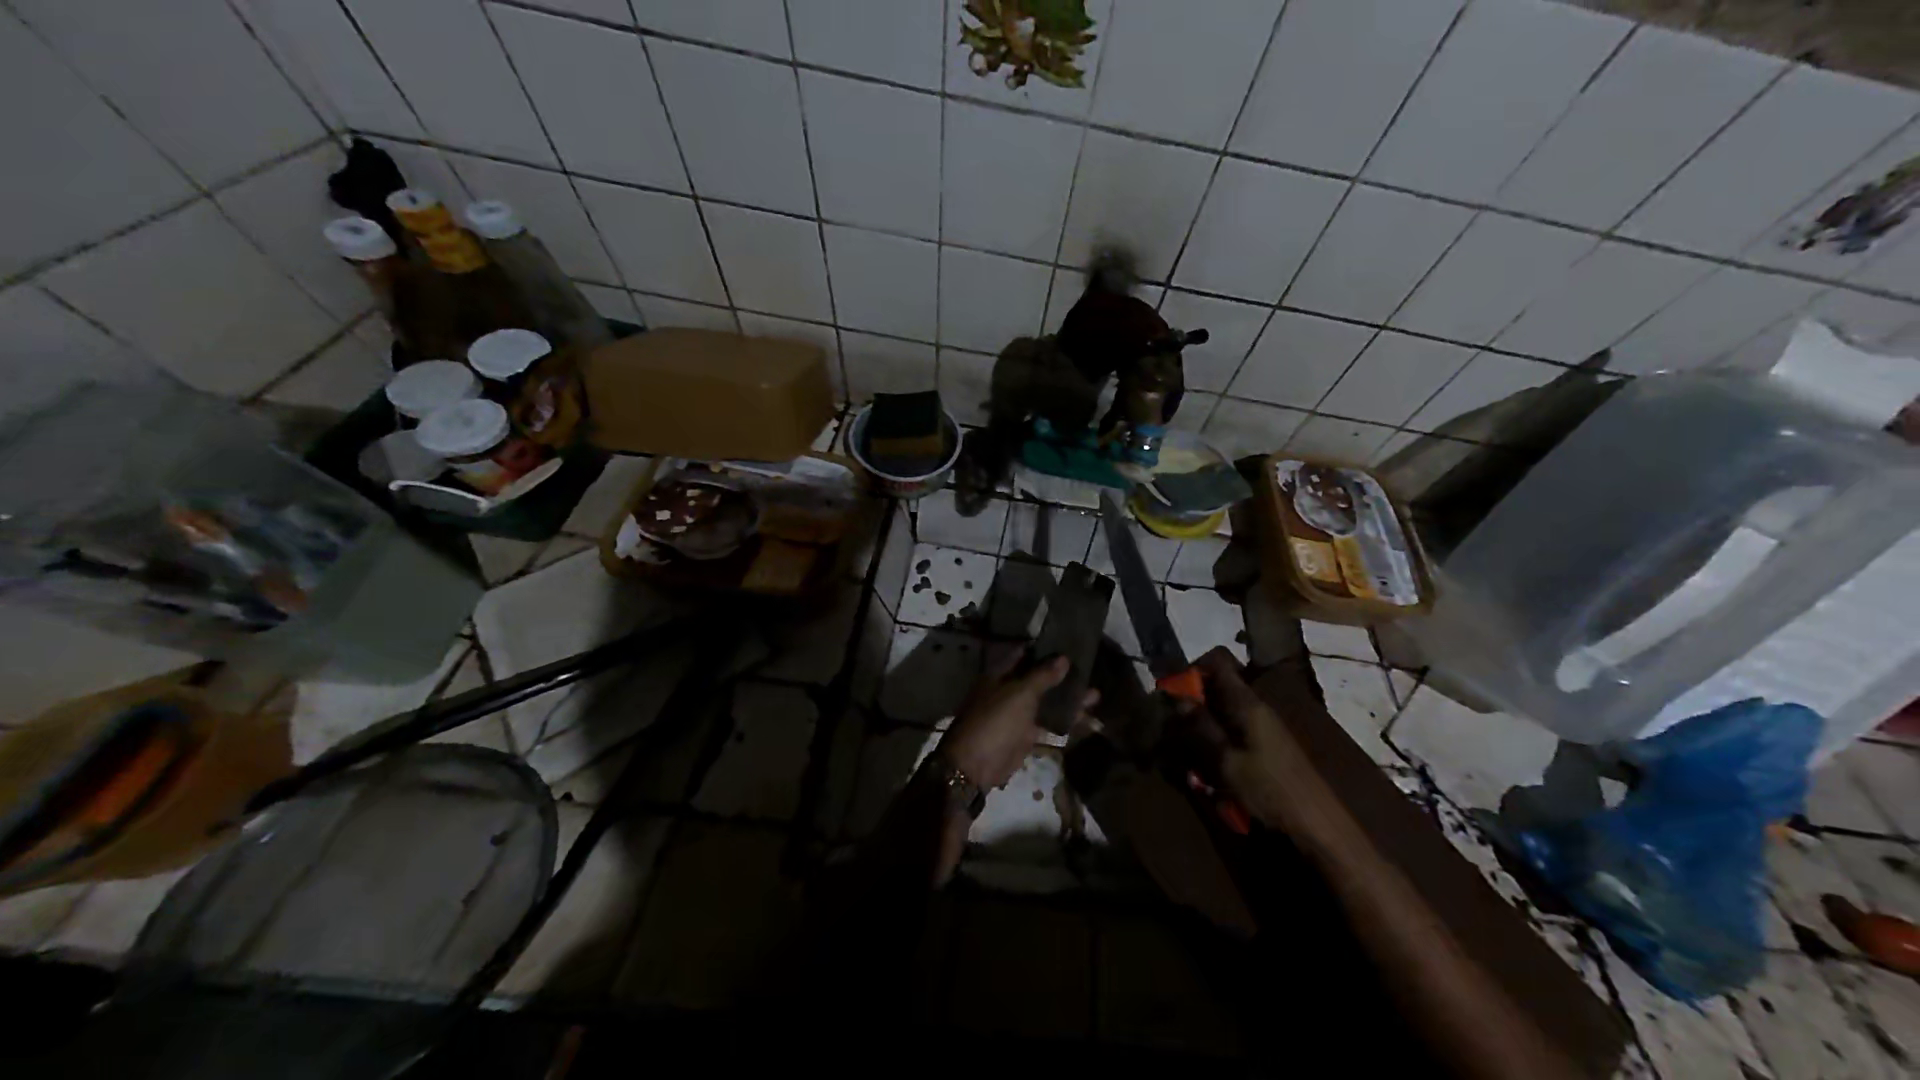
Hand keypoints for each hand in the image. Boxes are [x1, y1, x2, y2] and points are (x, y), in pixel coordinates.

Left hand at [939, 647, 1098, 789]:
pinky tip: (1087, 718)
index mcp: (1000, 675)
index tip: (1068, 642)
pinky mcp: (1026, 734)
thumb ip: (1042, 675)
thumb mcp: (1020, 694)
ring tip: (1095, 694)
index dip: (1044, 648)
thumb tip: (1064, 658)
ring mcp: (1018, 713)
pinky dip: (1065, 721)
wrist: (977, 764)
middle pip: (1038, 678)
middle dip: (1061, 674)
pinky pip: (1048, 723)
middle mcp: (1009, 690)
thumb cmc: (995, 721)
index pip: (1024, 654)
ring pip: (1046, 701)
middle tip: (1089, 666)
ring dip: (1068, 699)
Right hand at [1179, 647, 1303, 812]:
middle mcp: (1256, 708)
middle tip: (1172, 727)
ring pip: (1223, 713)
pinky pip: (1233, 732)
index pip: (1218, 662)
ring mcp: (1263, 727)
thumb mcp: (1227, 761)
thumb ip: (1201, 727)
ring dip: (1202, 727)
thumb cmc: (1270, 789)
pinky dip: (1217, 743)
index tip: (1172, 691)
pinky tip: (1208, 770)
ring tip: (1186, 754)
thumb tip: (1178, 698)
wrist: (1317, 825)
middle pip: (1217, 689)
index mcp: (1247, 703)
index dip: (1192, 669)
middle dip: (1192, 703)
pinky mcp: (1267, 747)